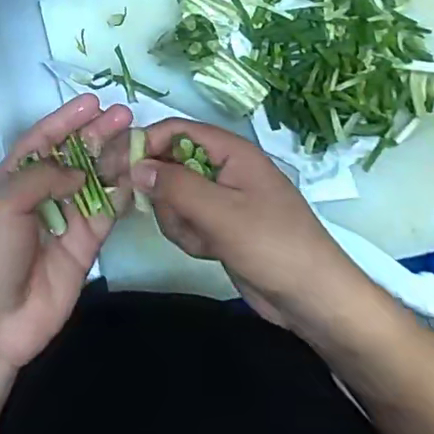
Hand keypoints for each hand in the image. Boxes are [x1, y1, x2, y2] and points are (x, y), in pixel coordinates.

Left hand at [0, 94, 132, 368]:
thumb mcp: (5, 201)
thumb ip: (44, 176)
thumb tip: (80, 171)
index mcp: (12, 176)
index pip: (42, 138)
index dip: (66, 119)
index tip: (93, 102)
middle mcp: (40, 193)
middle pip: (73, 156)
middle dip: (97, 134)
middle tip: (126, 115)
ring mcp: (64, 219)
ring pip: (93, 181)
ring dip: (114, 160)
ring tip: (138, 140)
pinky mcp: (84, 246)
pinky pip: (105, 214)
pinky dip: (120, 195)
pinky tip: (136, 177)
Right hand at [102, 118, 373, 326]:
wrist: (315, 302)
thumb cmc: (274, 246)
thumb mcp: (221, 213)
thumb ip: (175, 185)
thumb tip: (135, 166)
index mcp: (230, 151)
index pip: (174, 130)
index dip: (145, 143)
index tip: (119, 168)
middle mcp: (223, 168)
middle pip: (168, 163)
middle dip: (164, 192)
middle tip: (168, 213)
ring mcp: (221, 197)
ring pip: (172, 194)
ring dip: (177, 218)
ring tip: (201, 238)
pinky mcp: (219, 224)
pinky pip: (184, 218)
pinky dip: (188, 234)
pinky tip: (208, 251)